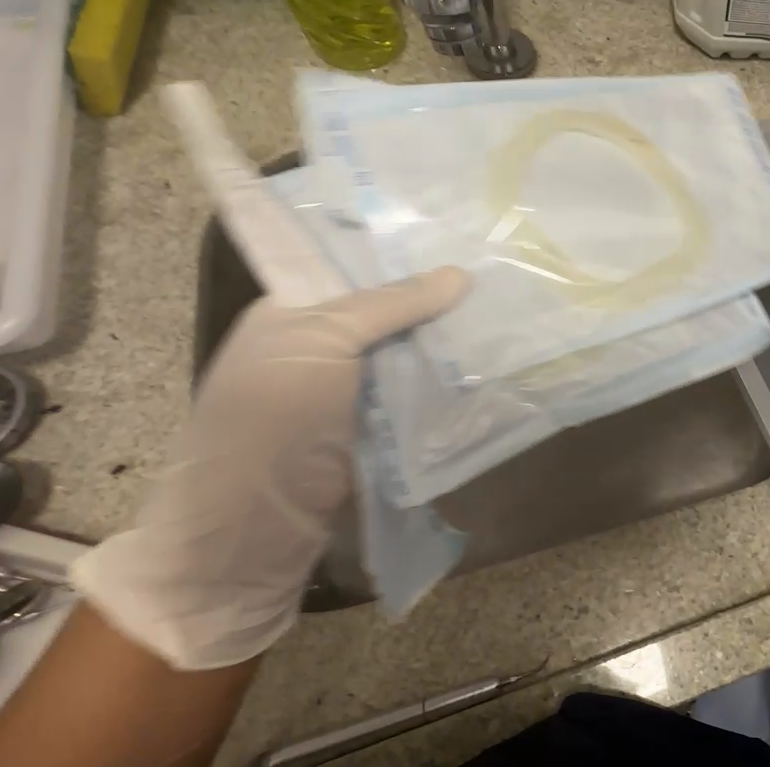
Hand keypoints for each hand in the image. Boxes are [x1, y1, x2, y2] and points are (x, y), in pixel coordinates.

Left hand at [71, 267, 469, 669]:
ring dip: (455, 341)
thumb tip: (461, 274)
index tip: (467, 242)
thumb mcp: (321, 340)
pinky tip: (499, 362)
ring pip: (416, 351)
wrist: (253, 527)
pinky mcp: (383, 427)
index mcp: (293, 314)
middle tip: (506, 274)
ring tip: (517, 313)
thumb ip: (391, 303)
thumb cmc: (271, 417)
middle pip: (395, 310)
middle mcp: (323, 346)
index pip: (359, 270)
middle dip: (443, 298)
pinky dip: (455, 380)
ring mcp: (355, 390)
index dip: (409, 257)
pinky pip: (424, 392)